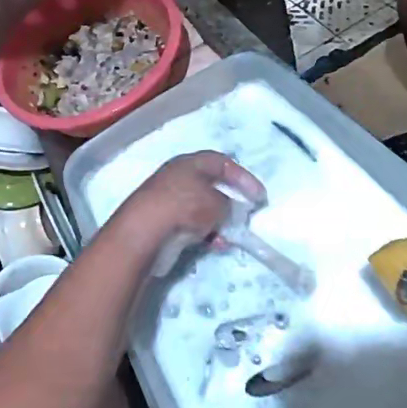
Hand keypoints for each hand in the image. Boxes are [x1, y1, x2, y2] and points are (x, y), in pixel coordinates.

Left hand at [111, 151, 262, 256]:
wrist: (146, 231)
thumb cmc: (185, 207)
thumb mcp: (218, 202)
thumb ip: (230, 203)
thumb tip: (229, 209)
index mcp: (188, 163)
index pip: (221, 162)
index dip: (243, 177)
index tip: (260, 197)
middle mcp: (177, 177)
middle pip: (210, 185)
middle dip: (230, 200)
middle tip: (246, 215)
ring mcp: (169, 199)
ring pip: (202, 207)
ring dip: (219, 220)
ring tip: (231, 234)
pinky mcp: (164, 221)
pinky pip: (192, 224)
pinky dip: (206, 233)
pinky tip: (216, 244)